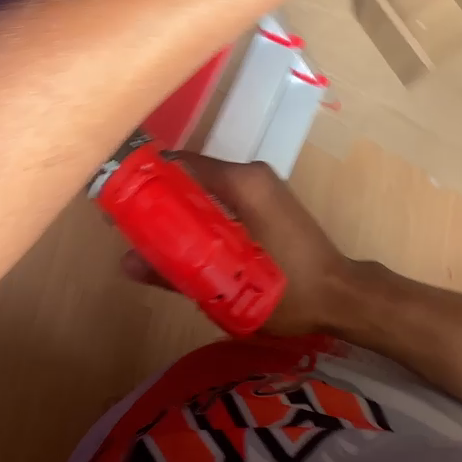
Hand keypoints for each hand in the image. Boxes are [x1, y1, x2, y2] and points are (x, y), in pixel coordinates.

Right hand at [120, 154, 355, 337]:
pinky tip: (185, 241)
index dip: (148, 180)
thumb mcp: (226, 286)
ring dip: (180, 208)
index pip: (183, 165)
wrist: (341, 297)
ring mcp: (262, 187)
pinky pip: (223, 199)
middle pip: (193, 176)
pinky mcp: (267, 202)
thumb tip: (125, 262)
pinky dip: (201, 214)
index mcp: (243, 181)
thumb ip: (174, 272)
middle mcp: (251, 174)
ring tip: (149, 234)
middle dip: (160, 198)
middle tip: (127, 223)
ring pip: (207, 189)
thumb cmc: (288, 290)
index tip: (119, 199)